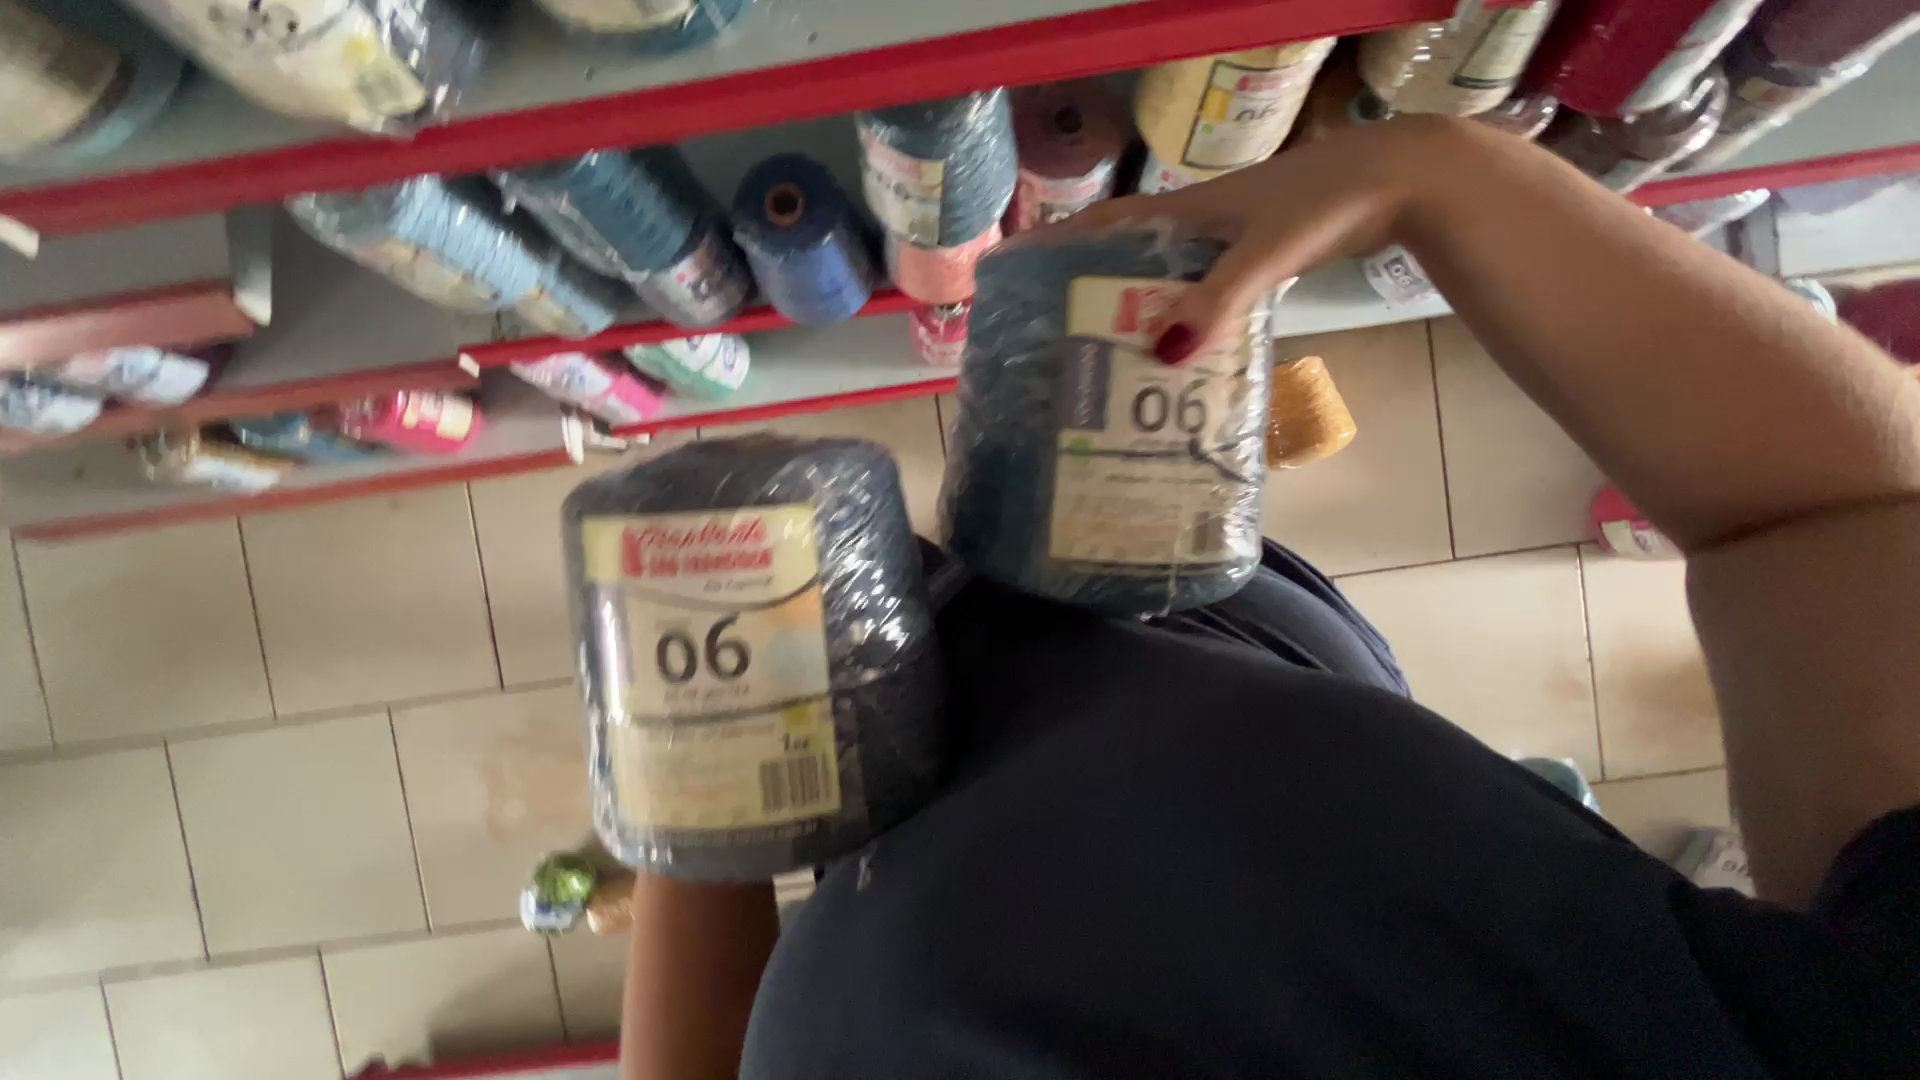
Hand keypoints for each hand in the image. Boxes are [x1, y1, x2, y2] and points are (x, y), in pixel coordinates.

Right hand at [1052, 116, 1470, 362]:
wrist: (1402, 181)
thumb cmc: (1327, 204)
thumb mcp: (1265, 252)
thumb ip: (1217, 300)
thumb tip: (1165, 356)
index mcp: (1184, 211)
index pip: (1102, 225)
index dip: (1055, 243)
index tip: (1012, 269)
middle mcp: (1194, 225)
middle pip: (1124, 257)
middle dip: (1085, 289)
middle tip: (1053, 335)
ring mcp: (1224, 242)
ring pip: (1161, 279)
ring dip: (1133, 310)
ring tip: (1102, 356)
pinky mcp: (1251, 259)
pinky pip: (1197, 294)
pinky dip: (1179, 319)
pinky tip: (1175, 353)